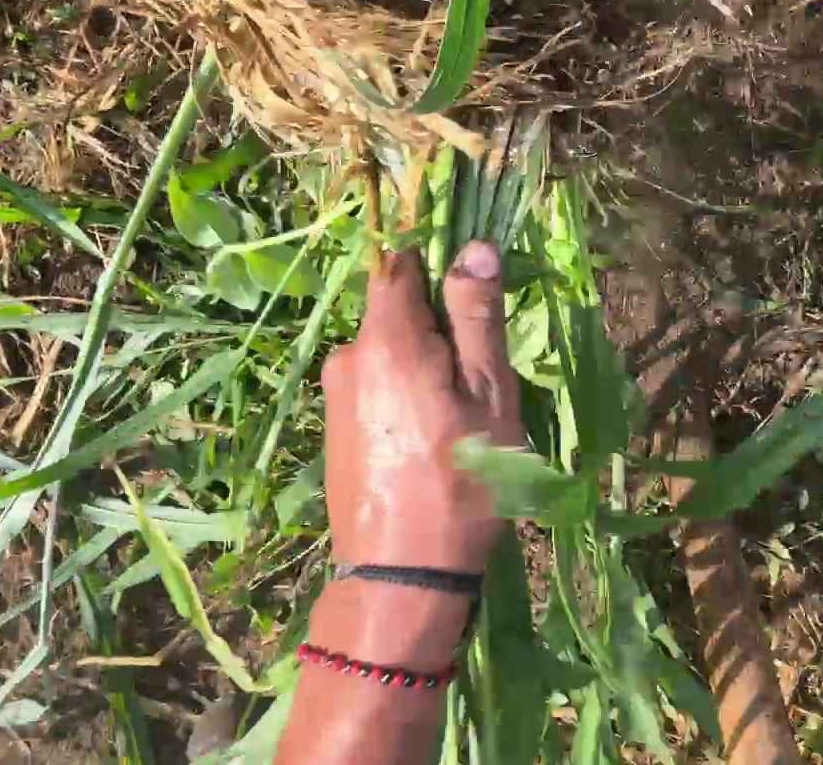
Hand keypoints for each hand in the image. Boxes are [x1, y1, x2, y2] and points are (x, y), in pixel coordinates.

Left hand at [320, 240, 523, 573]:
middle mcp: (347, 355)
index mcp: (386, 338)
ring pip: (390, 347)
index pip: (402, 261)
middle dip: (440, 326)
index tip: (474, 301)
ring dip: (425, 362)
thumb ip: (477, 314)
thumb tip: (475, 245)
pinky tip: (429, 437)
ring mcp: (334, 393)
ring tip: (459, 416)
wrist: (402, 577)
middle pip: (398, 307)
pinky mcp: (333, 424)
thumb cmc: (463, 479)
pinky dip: (405, 390)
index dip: (439, 266)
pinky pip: (375, 381)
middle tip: (479, 379)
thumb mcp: (489, 392)